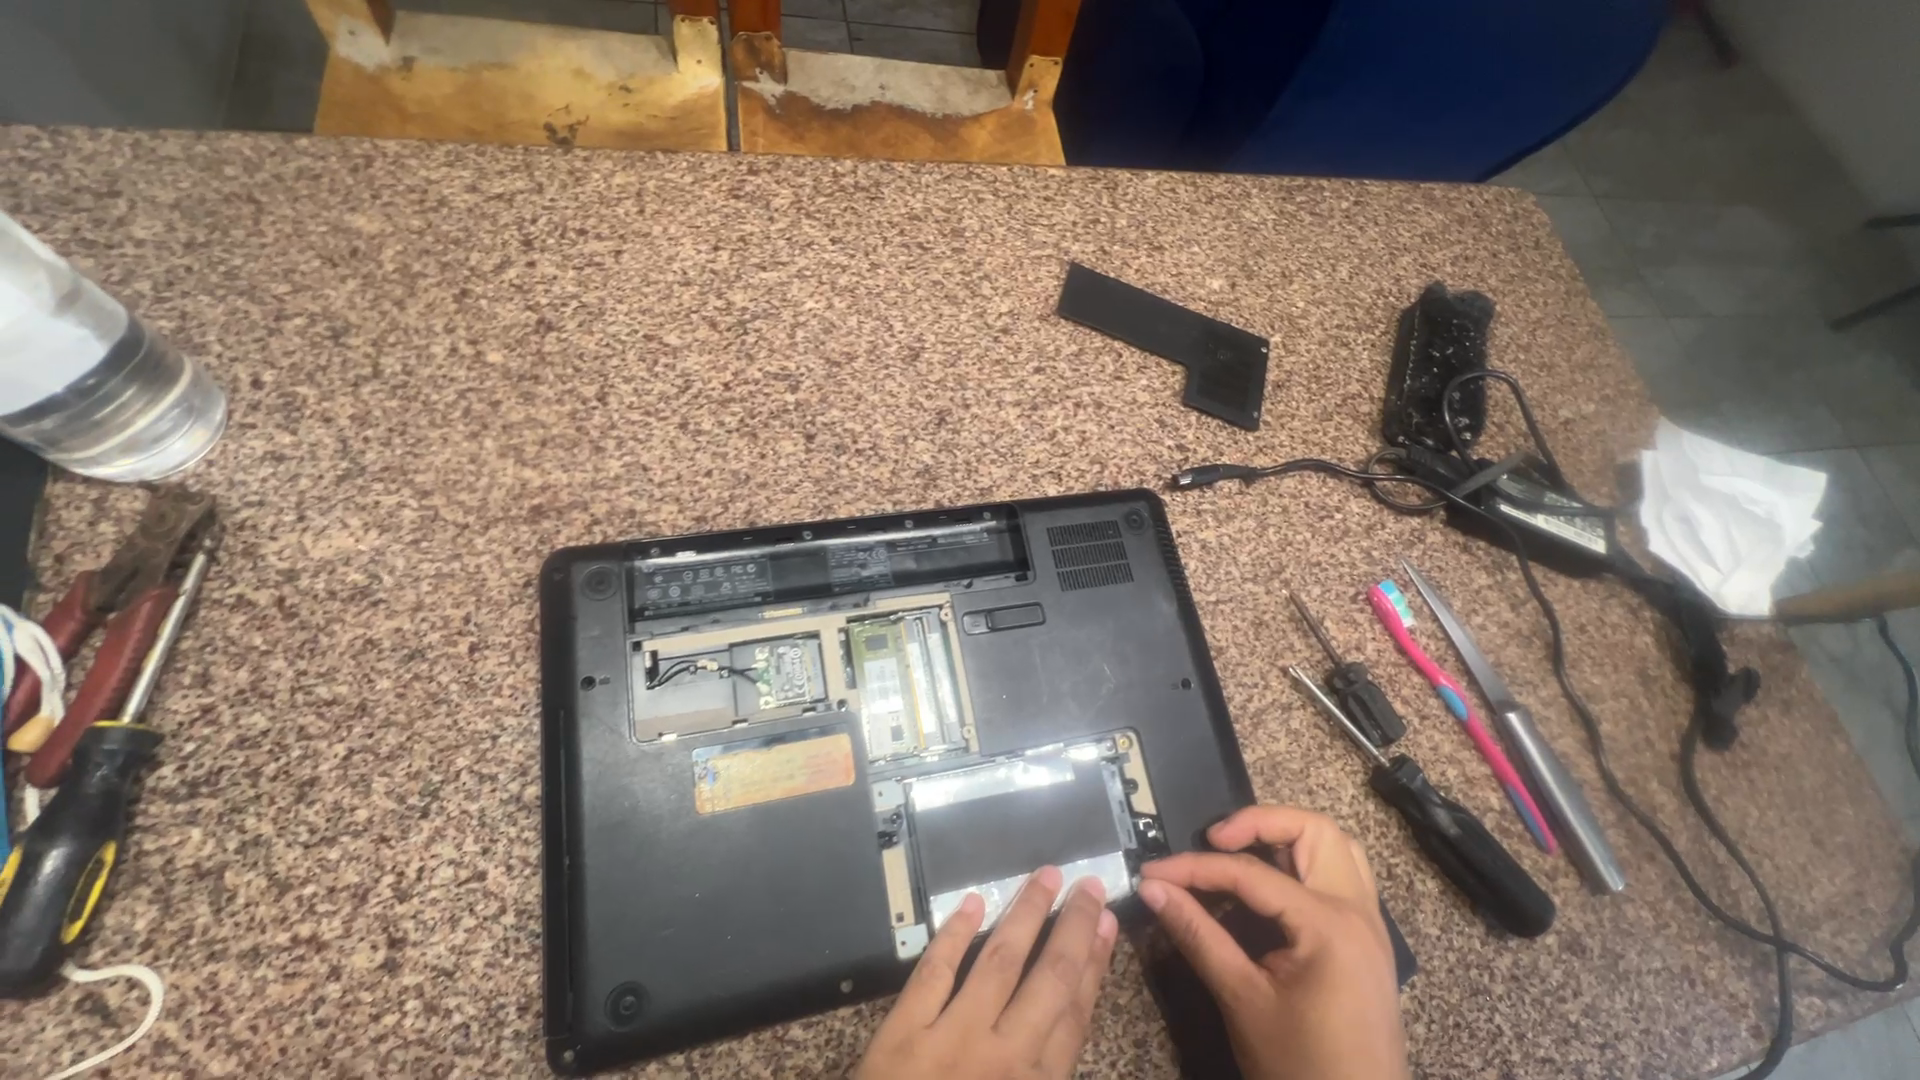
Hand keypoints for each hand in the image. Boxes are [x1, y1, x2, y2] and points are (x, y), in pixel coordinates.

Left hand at [854, 866, 1118, 1079]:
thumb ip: (1047, 1071)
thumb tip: (1069, 1026)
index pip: (1074, 1014)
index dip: (1095, 966)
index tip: (1107, 924)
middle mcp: (1001, 1056)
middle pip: (1048, 978)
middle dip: (1072, 927)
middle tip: (1088, 883)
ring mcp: (951, 1038)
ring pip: (999, 961)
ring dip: (1024, 915)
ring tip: (1046, 876)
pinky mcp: (903, 1032)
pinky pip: (933, 972)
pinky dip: (953, 935)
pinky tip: (971, 902)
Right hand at [1138, 806, 1408, 1079]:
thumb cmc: (1302, 1068)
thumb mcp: (1242, 1000)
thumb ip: (1197, 935)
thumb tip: (1153, 888)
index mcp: (1329, 925)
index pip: (1250, 872)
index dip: (1195, 868)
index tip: (1153, 872)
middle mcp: (1358, 911)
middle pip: (1313, 830)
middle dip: (1258, 823)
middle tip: (1214, 841)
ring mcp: (1370, 925)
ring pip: (1335, 846)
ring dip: (1288, 836)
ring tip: (1242, 853)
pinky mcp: (1368, 941)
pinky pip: (1344, 874)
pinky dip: (1306, 862)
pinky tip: (1274, 885)